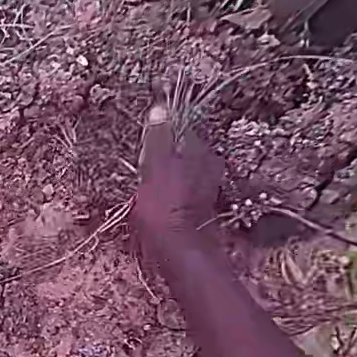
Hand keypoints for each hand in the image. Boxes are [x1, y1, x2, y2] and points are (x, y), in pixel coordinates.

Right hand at [132, 105, 222, 250]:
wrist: (177, 248)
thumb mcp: (155, 165)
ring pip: (185, 173)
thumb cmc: (163, 206)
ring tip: (150, 186)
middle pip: (185, 152)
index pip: (182, 130)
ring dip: (170, 176)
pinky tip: (160, 203)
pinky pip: (184, 193)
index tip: (146, 141)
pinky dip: (173, 194)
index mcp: (201, 151)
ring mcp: (207, 190)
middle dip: (169, 155)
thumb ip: (158, 137)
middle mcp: (210, 167)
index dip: (163, 133)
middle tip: (145, 164)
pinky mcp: (200, 210)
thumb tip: (160, 108)